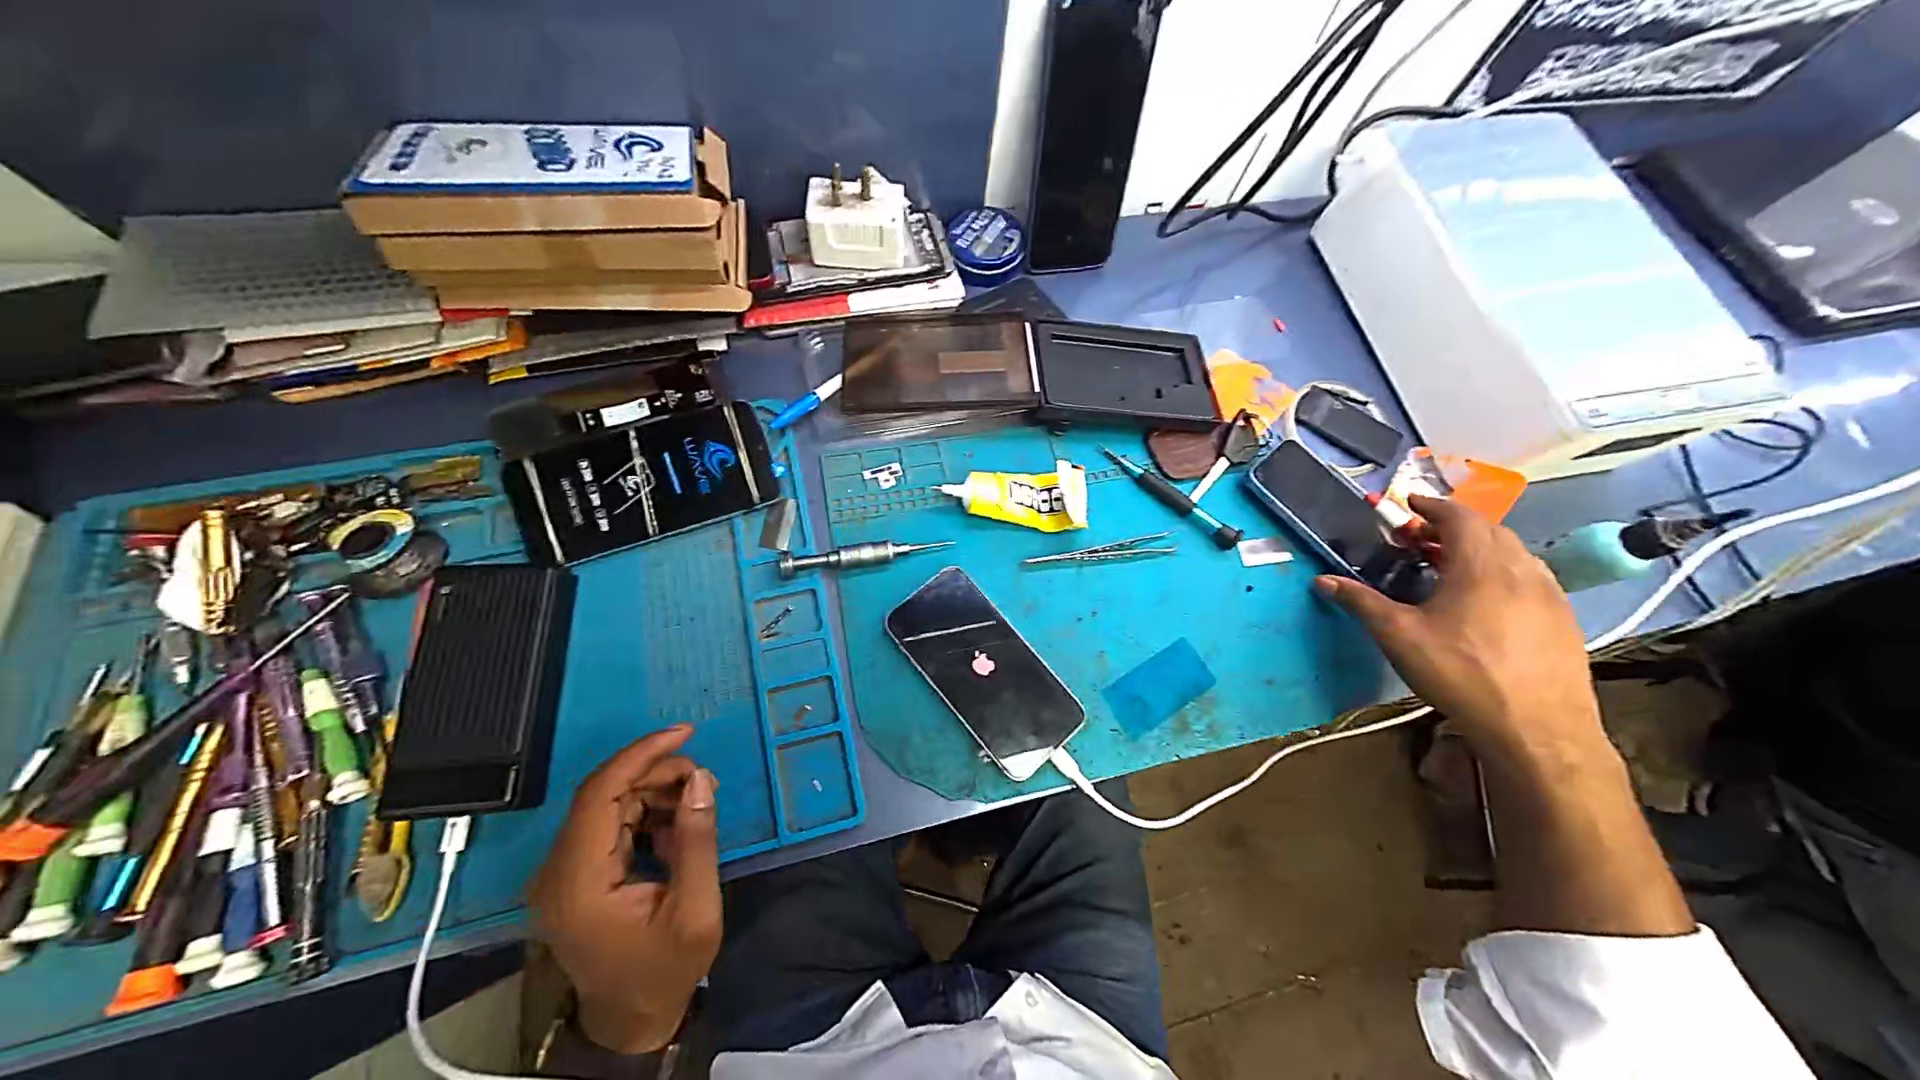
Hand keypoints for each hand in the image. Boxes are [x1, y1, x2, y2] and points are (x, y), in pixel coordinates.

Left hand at [529, 725, 720, 1053]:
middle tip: (703, 780)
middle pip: (603, 794)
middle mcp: (558, 871)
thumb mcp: (696, 910)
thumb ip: (698, 842)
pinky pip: (609, 824)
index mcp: (578, 882)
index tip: (685, 733)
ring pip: (607, 804)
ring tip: (696, 806)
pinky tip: (676, 828)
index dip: (641, 755)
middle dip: (657, 774)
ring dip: (654, 793)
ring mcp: (562, 873)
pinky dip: (646, 813)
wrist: (631, 1020)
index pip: (599, 794)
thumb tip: (700, 781)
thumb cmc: (664, 972)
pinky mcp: (575, 875)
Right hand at [1314, 495, 1604, 763]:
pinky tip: (1486, 600)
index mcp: (1480, 565)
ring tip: (1450, 566)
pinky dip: (1502, 572)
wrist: (1537, 728)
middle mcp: (1521, 569)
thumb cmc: (1461, 673)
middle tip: (1420, 538)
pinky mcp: (1564, 619)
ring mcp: (1549, 594)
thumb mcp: (1399, 636)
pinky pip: (1530, 578)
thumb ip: (1361, 602)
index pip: (1459, 516)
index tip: (1409, 504)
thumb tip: (1322, 581)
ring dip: (1479, 548)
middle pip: (1488, 530)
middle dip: (1452, 526)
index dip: (1432, 505)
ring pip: (1513, 553)